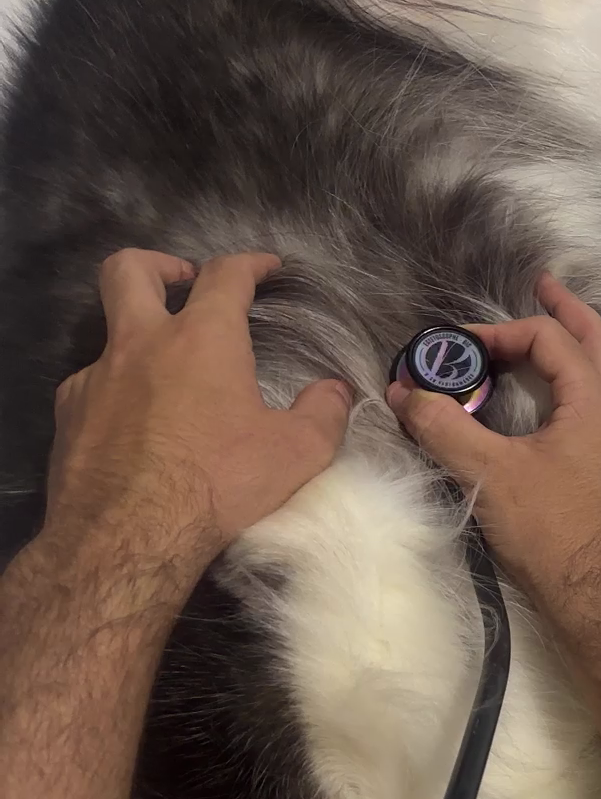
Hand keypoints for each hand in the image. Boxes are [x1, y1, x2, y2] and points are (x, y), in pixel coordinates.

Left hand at [44, 250, 351, 565]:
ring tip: (187, 373)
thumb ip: (324, 409)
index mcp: (203, 342)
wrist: (132, 534)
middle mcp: (140, 346)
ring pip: (114, 331)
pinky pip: (103, 381)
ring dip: (149, 335)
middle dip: (163, 265)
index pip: (222, 278)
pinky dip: (132, 384)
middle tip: (191, 281)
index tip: (268, 266)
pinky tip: (157, 421)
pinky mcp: (69, 413)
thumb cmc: (226, 479)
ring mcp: (95, 378)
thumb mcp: (304, 448)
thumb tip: (332, 389)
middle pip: (127, 271)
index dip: (249, 264)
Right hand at [386, 275, 600, 610]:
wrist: (595, 586)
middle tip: (544, 286)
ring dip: (594, 344)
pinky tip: (580, 392)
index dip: (503, 333)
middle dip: (572, 312)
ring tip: (566, 329)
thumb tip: (404, 392)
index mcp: (596, 403)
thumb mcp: (486, 472)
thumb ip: (443, 425)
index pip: (554, 341)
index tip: (458, 348)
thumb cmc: (549, 528)